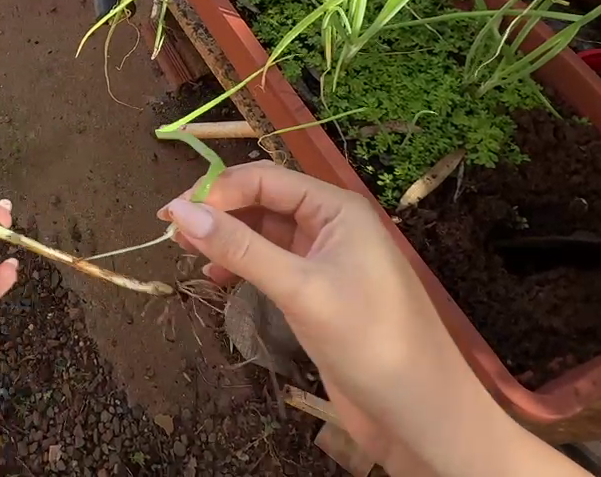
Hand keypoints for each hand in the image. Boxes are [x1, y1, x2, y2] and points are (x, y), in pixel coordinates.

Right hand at [162, 163, 581, 476]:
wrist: (428, 422)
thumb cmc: (371, 343)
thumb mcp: (300, 289)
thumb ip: (239, 247)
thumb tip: (179, 211)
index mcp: (335, 208)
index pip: (263, 179)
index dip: (217, 190)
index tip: (174, 213)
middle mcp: (329, 225)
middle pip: (260, 201)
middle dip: (217, 212)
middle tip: (172, 232)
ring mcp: (323, 260)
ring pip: (261, 232)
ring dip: (225, 238)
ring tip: (186, 253)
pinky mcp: (317, 293)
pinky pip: (269, 263)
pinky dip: (240, 264)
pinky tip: (217, 279)